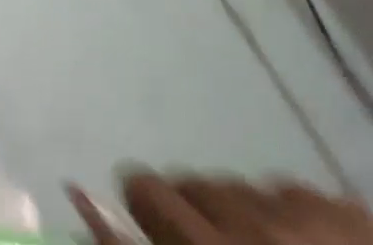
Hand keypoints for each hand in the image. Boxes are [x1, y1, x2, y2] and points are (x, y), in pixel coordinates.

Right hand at [70, 173, 372, 244]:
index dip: (150, 208)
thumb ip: (120, 243)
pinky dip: (301, 216)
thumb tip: (74, 192)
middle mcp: (250, 220)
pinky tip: (313, 243)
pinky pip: (300, 191)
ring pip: (248, 186)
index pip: (141, 184)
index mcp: (204, 244)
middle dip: (205, 212)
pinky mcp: (354, 212)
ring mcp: (309, 216)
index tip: (166, 232)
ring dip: (253, 213)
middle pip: (194, 181)